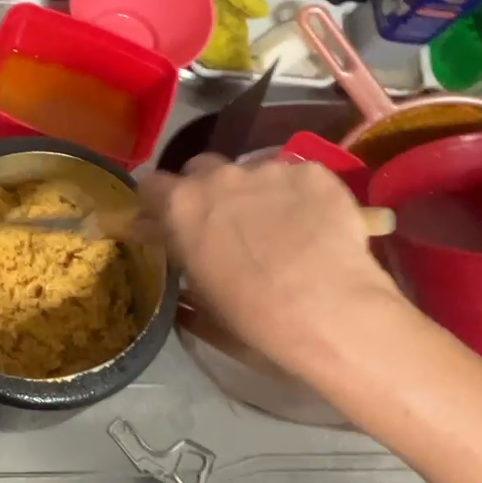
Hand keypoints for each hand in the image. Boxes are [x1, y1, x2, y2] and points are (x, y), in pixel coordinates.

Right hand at [140, 155, 397, 361]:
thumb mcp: (198, 292)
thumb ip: (175, 254)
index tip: (167, 221)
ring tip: (279, 227)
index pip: (151, 185)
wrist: (330, 310)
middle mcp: (219, 176)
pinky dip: (299, 196)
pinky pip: (296, 178)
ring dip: (254, 192)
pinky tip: (314, 225)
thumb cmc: (253, 314)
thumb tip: (163, 241)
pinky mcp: (312, 172)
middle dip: (206, 190)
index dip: (159, 203)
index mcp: (181, 205)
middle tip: (224, 224)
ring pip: (251, 172)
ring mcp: (268, 169)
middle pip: (201, 169)